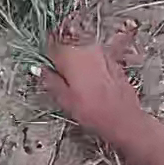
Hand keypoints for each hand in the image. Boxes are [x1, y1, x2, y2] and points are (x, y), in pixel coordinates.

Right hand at [43, 17, 152, 145]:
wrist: (123, 118)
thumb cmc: (94, 111)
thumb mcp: (63, 99)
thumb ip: (49, 80)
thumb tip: (40, 70)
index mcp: (71, 55)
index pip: (51, 46)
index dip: (47, 58)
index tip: (46, 68)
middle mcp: (88, 49)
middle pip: (68, 48)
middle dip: (63, 61)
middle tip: (61, 80)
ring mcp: (103, 54)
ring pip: (83, 53)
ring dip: (78, 64)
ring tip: (78, 86)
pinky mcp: (113, 62)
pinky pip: (96, 60)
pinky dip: (91, 68)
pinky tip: (92, 86)